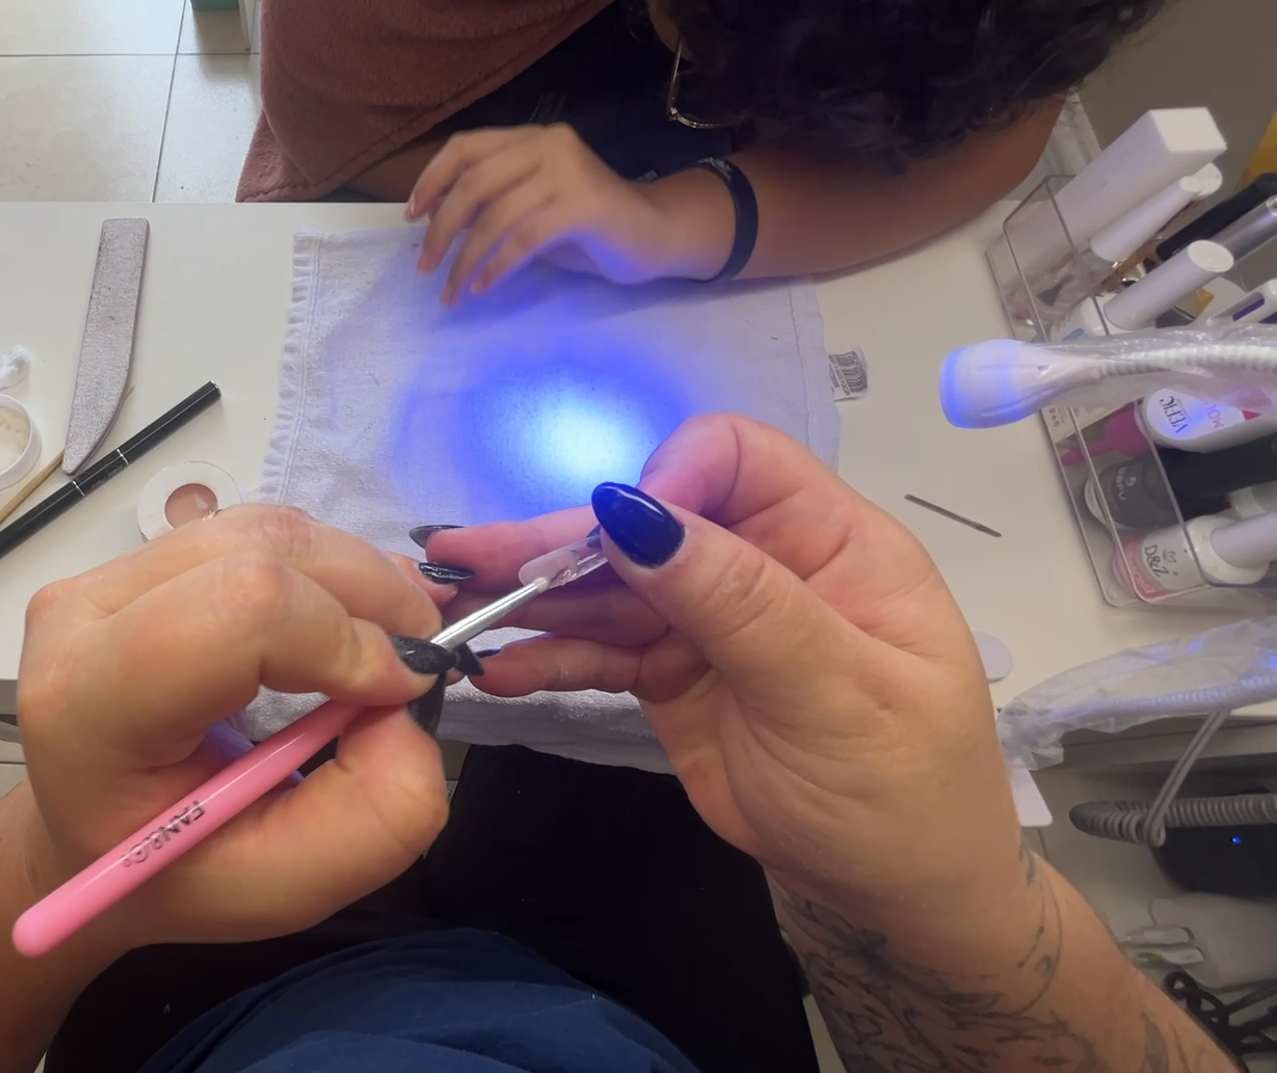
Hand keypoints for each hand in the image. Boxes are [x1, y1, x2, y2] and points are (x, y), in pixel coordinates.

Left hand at [15, 505, 454, 953]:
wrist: (91, 824)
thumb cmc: (170, 871)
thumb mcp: (280, 886)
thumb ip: (373, 815)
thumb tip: (410, 700)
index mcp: (90, 706)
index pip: (236, 612)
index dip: (340, 636)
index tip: (402, 688)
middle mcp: (82, 613)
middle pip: (258, 548)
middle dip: (368, 591)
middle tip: (423, 650)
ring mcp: (105, 573)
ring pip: (263, 527)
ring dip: (353, 572)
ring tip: (394, 630)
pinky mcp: (139, 559)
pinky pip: (252, 531)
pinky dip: (323, 564)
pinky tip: (347, 610)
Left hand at [408, 124, 707, 303]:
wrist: (650, 236)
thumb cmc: (582, 228)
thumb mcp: (526, 209)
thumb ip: (488, 204)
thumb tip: (431, 218)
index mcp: (529, 139)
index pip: (466, 147)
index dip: (432, 179)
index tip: (410, 217)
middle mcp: (547, 145)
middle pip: (474, 184)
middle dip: (440, 230)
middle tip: (423, 267)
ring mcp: (568, 172)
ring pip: (496, 217)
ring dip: (464, 261)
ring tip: (450, 293)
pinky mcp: (584, 207)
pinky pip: (525, 240)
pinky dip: (497, 268)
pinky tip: (482, 289)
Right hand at [426, 415, 1026, 908]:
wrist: (882, 891)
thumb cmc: (897, 794)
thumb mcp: (833, 695)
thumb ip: (736, 600)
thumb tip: (632, 513)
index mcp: (823, 541)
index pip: (734, 460)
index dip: (667, 477)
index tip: (610, 532)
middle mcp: (749, 563)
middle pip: (637, 527)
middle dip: (549, 542)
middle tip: (459, 556)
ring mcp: (696, 617)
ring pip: (599, 589)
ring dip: (527, 600)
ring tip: (456, 609)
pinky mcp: (658, 667)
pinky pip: (592, 650)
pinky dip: (544, 658)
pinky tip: (500, 670)